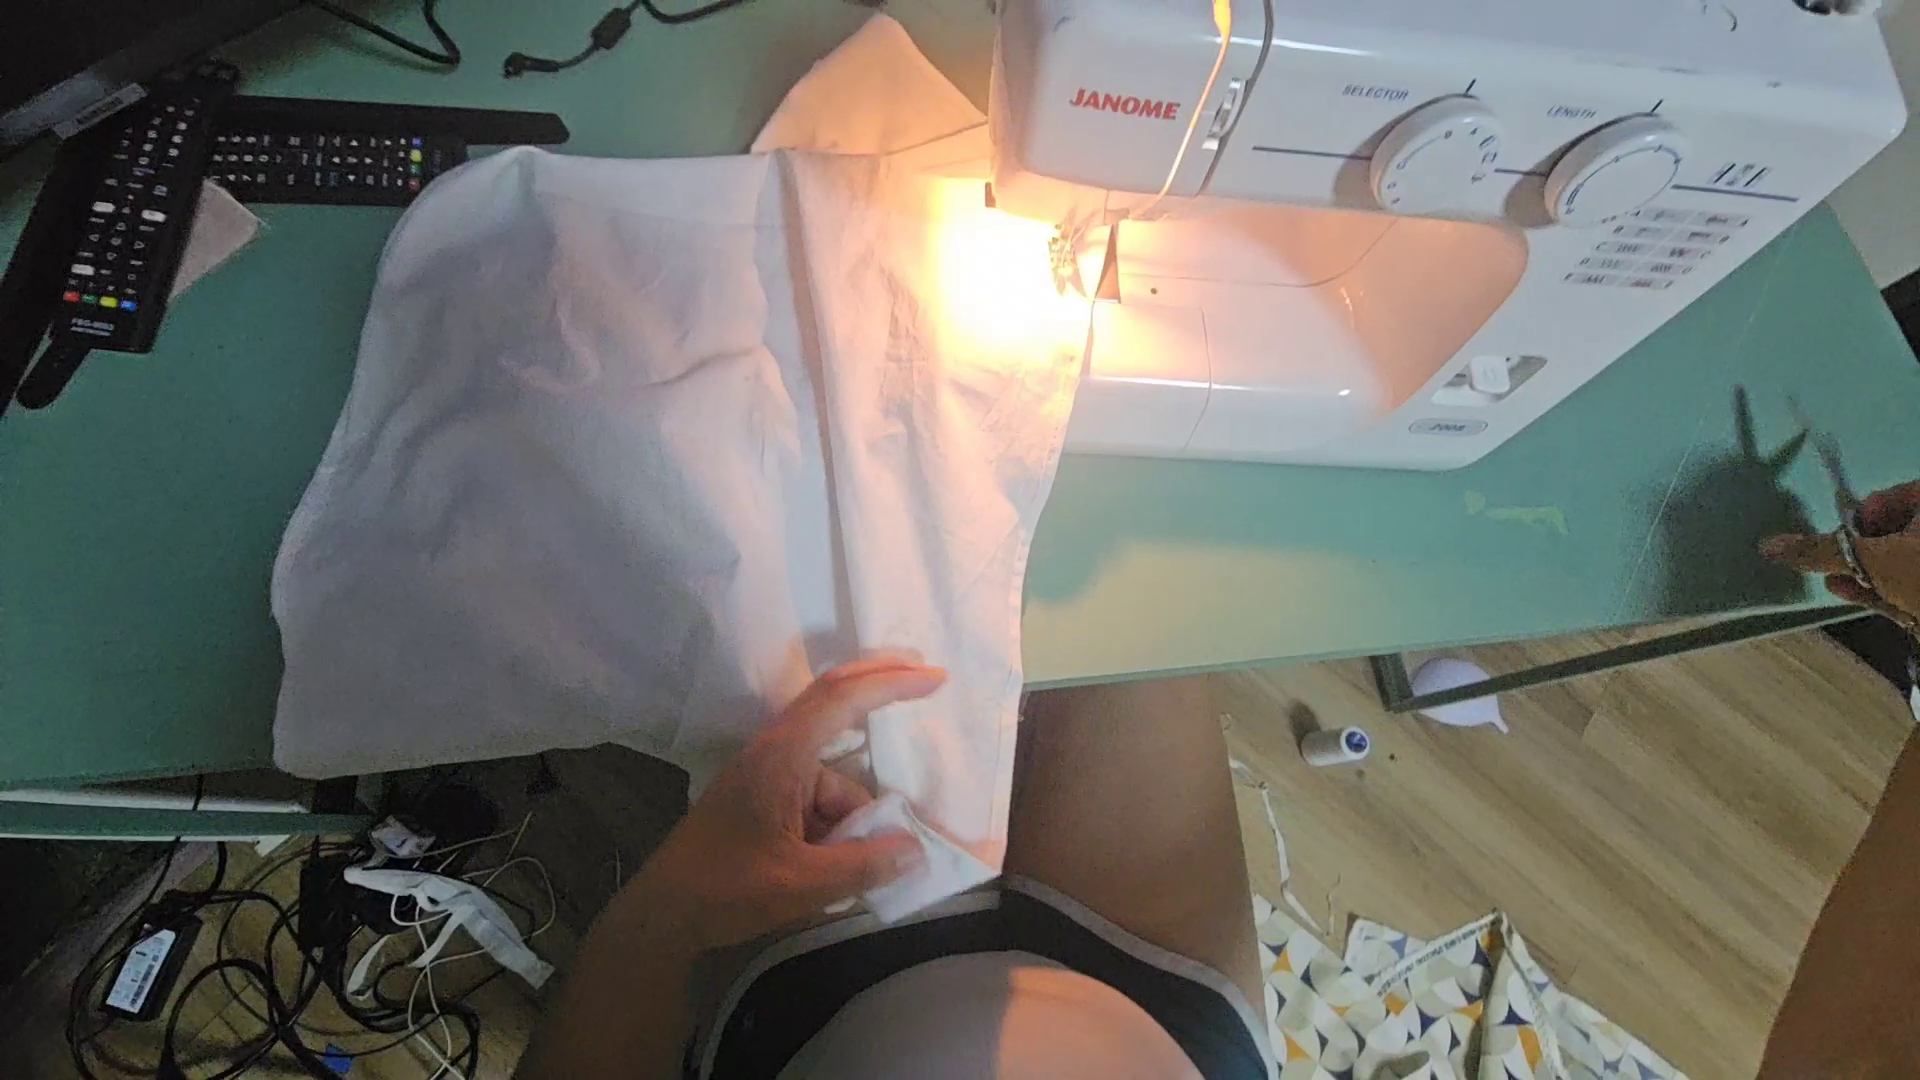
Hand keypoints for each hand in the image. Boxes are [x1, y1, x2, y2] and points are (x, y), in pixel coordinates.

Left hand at [626, 658, 943, 950]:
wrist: (661, 914)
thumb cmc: (724, 890)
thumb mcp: (799, 886)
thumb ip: (861, 866)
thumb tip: (915, 850)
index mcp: (782, 755)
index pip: (840, 698)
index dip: (889, 682)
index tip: (933, 678)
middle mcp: (777, 750)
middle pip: (835, 702)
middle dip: (880, 687)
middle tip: (930, 679)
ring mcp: (771, 772)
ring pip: (833, 775)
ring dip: (853, 812)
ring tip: (842, 870)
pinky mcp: (768, 796)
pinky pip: (818, 796)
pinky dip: (836, 824)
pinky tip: (830, 868)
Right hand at [1760, 479, 1919, 624]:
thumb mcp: (1868, 559)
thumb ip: (1816, 550)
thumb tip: (1768, 545)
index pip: (1886, 500)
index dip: (1855, 523)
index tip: (1838, 546)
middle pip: (1897, 532)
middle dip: (1861, 551)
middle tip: (1837, 569)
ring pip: (1908, 559)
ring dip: (1870, 572)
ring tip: (1837, 584)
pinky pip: (1917, 580)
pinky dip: (1890, 587)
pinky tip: (1852, 594)